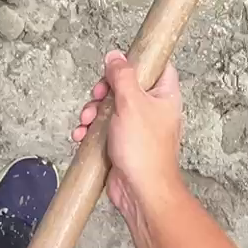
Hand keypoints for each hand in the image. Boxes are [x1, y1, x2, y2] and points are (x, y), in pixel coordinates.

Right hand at [73, 50, 185, 227]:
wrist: (141, 190)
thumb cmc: (146, 152)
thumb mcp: (131, 102)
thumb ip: (122, 76)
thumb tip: (115, 57)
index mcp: (164, 95)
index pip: (156, 66)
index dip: (136, 62)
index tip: (118, 63)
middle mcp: (152, 109)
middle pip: (125, 85)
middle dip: (104, 91)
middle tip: (98, 96)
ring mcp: (136, 127)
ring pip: (110, 107)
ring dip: (93, 112)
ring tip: (87, 121)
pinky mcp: (121, 142)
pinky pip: (102, 129)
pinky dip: (90, 130)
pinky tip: (83, 135)